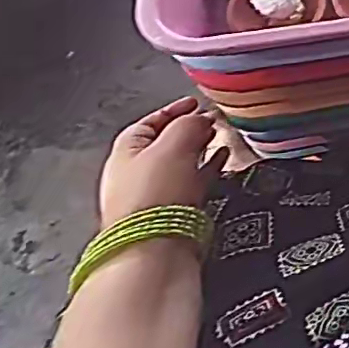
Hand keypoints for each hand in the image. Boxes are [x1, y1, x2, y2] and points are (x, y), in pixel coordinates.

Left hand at [98, 98, 220, 226]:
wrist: (155, 245)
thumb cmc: (156, 190)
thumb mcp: (173, 145)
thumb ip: (189, 124)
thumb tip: (203, 117)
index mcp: (126, 150)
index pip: (151, 121)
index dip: (175, 109)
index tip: (196, 103)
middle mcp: (136, 170)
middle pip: (166, 140)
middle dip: (190, 127)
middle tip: (212, 119)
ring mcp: (155, 191)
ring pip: (181, 160)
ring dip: (201, 146)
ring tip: (220, 137)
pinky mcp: (173, 208)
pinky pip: (193, 179)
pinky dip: (208, 166)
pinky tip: (222, 159)